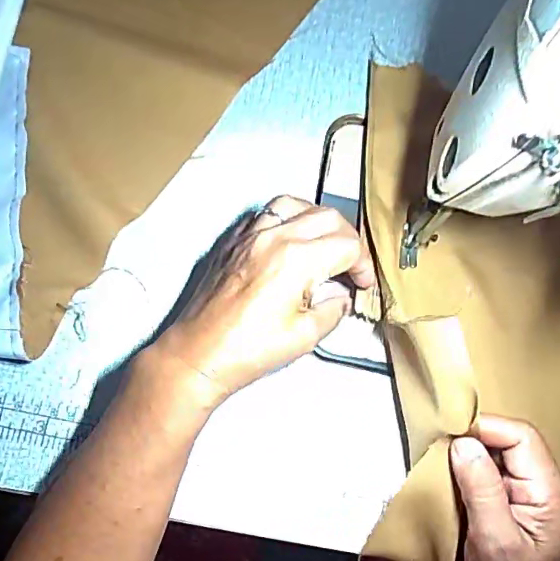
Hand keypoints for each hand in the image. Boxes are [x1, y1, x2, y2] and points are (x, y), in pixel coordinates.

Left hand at [145, 196, 375, 410]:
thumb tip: (339, 296)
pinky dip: (283, 221)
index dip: (362, 264)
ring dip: (315, 220)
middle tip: (348, 265)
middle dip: (346, 238)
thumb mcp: (303, 337)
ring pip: (293, 205)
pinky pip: (263, 216)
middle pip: (326, 217)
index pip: (347, 244)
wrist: (197, 355)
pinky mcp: (230, 244)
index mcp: (296, 259)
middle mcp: (272, 238)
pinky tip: (286, 243)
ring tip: (321, 245)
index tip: (361, 282)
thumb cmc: (242, 351)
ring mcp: (248, 237)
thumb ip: (332, 310)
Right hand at [450, 414, 559, 560]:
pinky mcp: (516, 508)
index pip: (522, 436)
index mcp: (550, 493)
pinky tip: (449, 481)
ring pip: (501, 457)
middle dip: (474, 438)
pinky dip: (469, 473)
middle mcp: (546, 488)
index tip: (445, 434)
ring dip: (470, 456)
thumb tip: (462, 443)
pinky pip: (494, 476)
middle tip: (436, 448)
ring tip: (438, 463)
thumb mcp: (492, 539)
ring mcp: (532, 498)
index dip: (484, 427)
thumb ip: (480, 489)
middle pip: (512, 442)